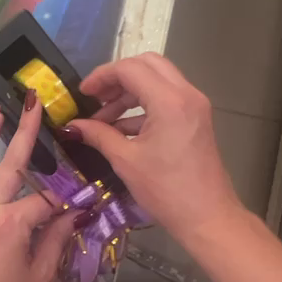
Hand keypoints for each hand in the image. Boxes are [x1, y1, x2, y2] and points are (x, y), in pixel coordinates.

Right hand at [61, 53, 244, 243]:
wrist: (207, 217)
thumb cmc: (166, 190)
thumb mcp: (126, 161)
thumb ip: (98, 135)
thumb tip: (73, 126)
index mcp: (169, 101)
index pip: (130, 69)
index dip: (102, 76)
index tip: (83, 94)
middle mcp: (186, 94)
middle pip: (147, 64)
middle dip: (117, 77)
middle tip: (95, 98)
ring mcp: (195, 105)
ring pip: (158, 79)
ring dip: (129, 92)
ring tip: (103, 119)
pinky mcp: (196, 118)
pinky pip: (167, 98)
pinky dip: (143, 106)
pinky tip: (121, 130)